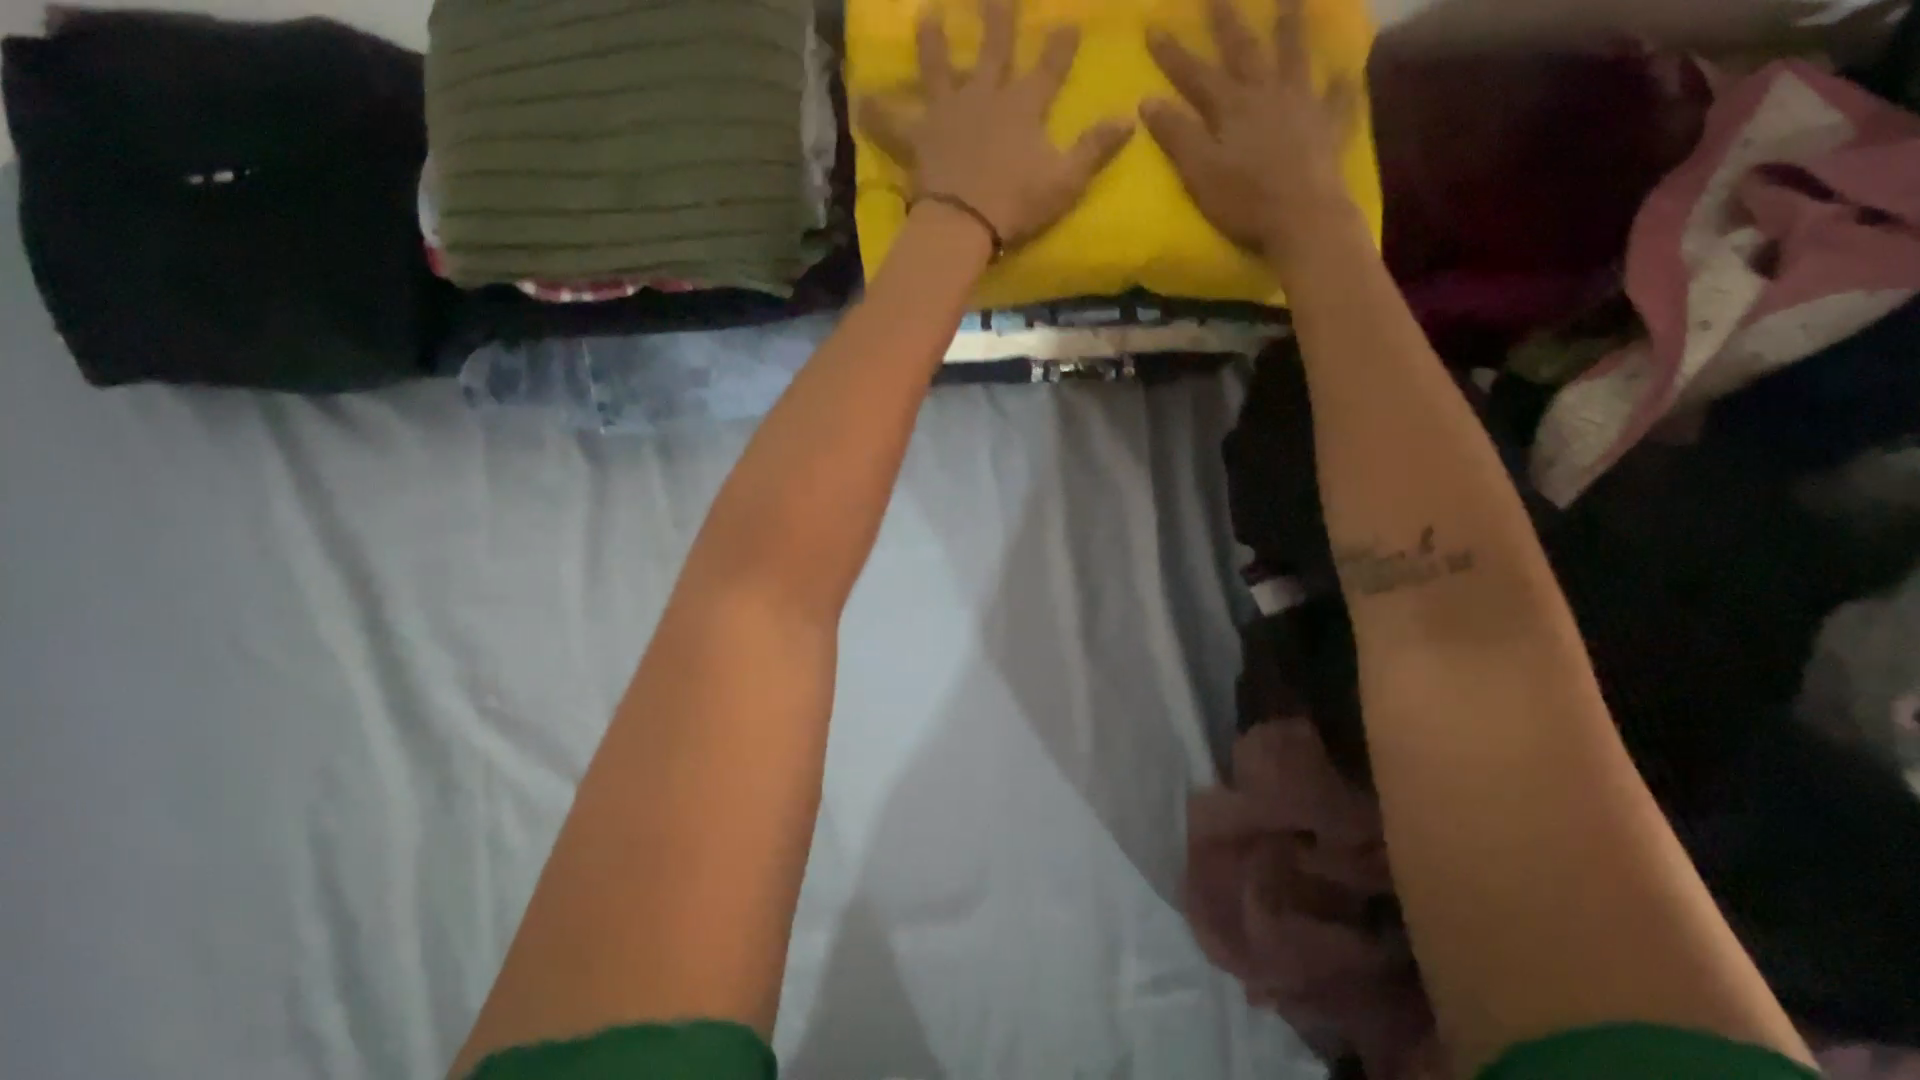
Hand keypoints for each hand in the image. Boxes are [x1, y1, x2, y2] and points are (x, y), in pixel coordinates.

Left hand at [858, 0, 1135, 250]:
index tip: (1068, 23)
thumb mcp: (1067, 179)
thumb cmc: (1019, 203)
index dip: (1060, 46)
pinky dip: (877, 114)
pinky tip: (861, 101)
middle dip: (998, 19)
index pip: (1049, 68)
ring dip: (932, 42)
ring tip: (925, 17)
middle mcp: (984, 97)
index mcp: (1024, 107)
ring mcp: (948, 113)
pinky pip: (893, 123)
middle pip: (993, 50)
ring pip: (938, 69)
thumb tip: (1129, 118)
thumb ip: (1095, 147)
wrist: (966, 223)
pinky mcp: (919, 137)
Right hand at [1141, 0, 1361, 273]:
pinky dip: (1341, 85)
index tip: (1153, 26)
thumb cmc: (1245, 200)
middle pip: (1245, 49)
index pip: (1195, 74)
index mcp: (1231, 107)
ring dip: (1293, 24)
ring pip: (1296, 56)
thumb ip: (1176, 135)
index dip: (1172, 53)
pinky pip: (1338, 100)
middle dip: (1229, 19)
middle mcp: (1267, 95)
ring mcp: (1303, 108)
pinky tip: (1345, 71)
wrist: (1304, 219)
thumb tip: (1147, 100)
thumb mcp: (1199, 172)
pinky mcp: (1329, 129)